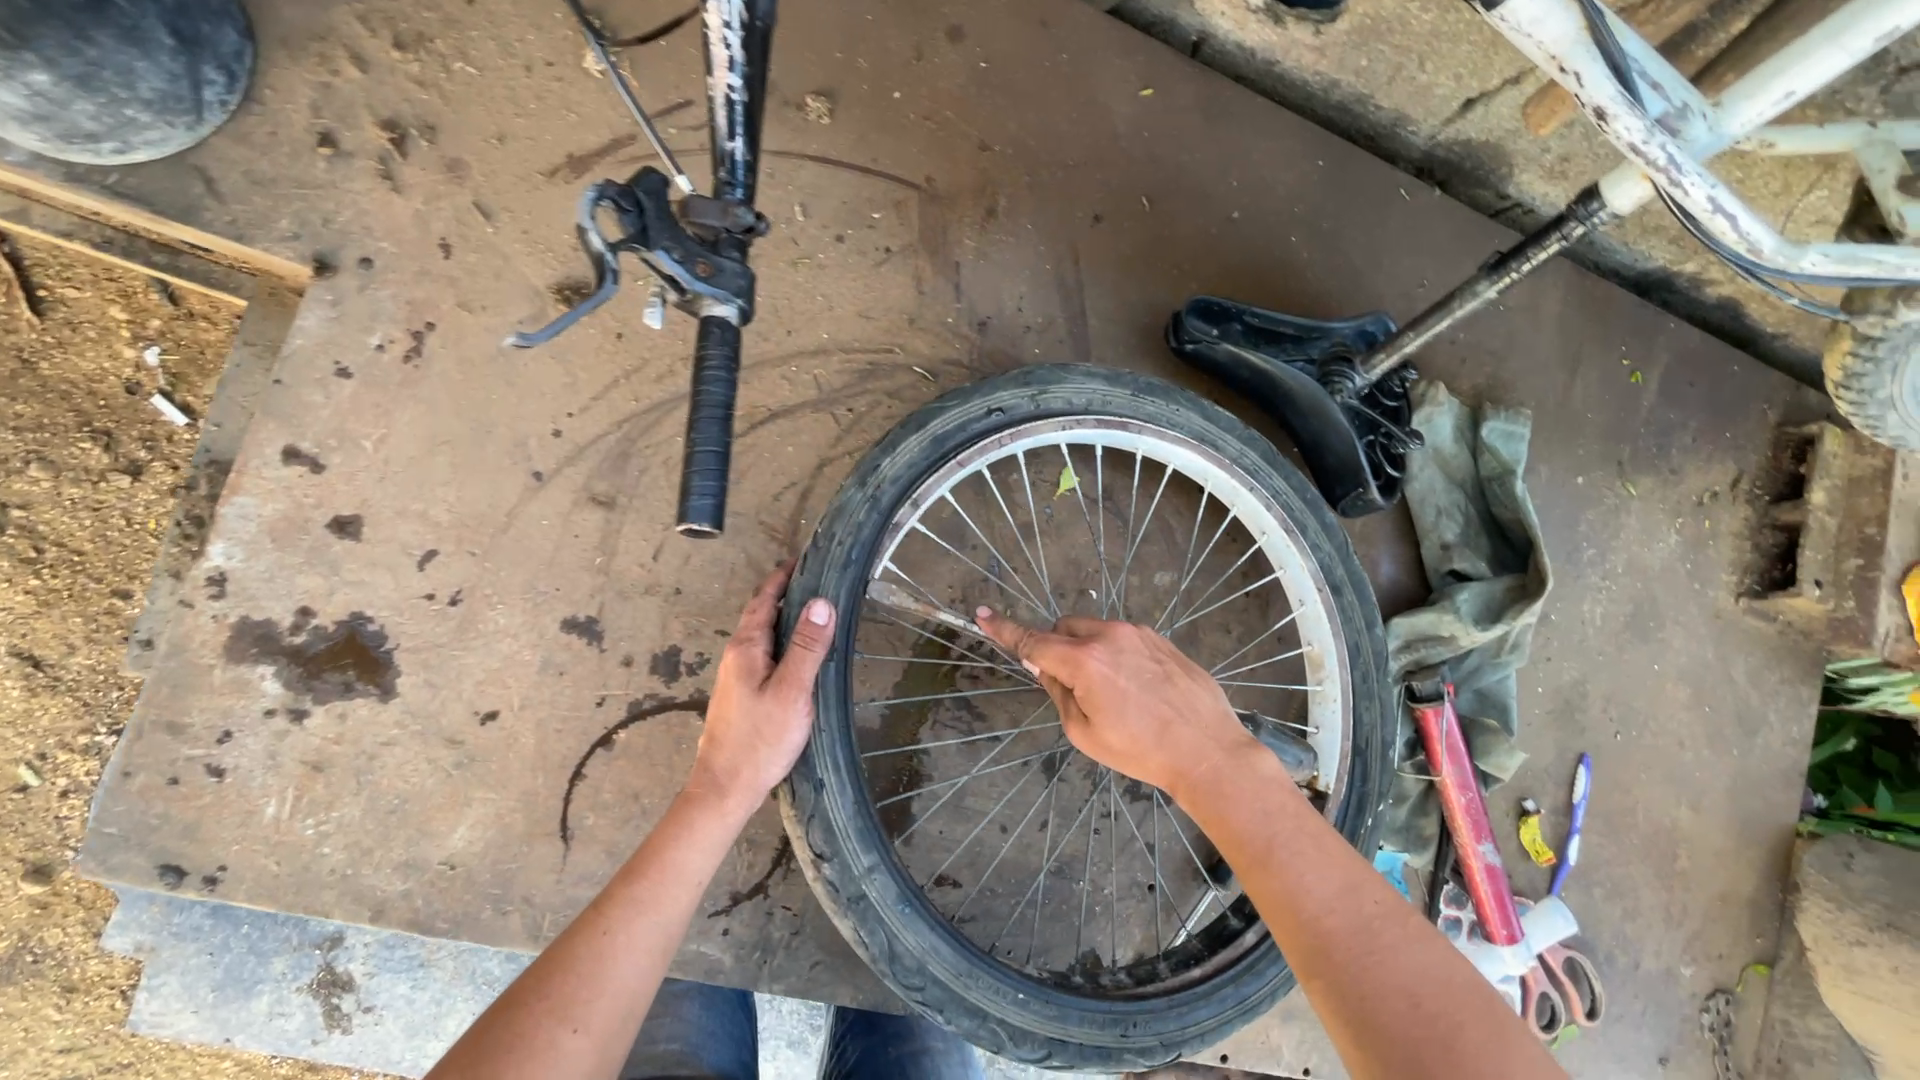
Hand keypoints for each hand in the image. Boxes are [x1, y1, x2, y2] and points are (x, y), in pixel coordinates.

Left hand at [687, 563, 835, 809]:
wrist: (725, 787)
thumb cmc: (760, 740)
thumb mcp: (792, 691)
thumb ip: (807, 647)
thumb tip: (821, 602)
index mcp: (746, 648)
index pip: (764, 599)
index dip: (783, 577)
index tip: (806, 560)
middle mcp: (736, 656)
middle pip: (761, 614)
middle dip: (787, 595)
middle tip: (819, 582)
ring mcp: (736, 677)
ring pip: (762, 636)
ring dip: (785, 620)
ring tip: (816, 614)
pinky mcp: (741, 695)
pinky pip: (764, 655)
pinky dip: (783, 643)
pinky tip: (800, 657)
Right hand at [975, 609, 1258, 803]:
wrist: (1206, 750)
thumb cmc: (1141, 751)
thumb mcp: (1084, 732)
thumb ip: (1058, 691)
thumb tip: (1043, 665)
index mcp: (1084, 662)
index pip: (1032, 641)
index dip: (1004, 630)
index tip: (983, 614)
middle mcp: (1110, 636)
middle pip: (1064, 629)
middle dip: (1057, 649)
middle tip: (1069, 686)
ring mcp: (1139, 634)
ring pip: (1095, 631)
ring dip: (1088, 651)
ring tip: (1113, 694)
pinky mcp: (1161, 640)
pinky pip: (1123, 638)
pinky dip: (1115, 654)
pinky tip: (1137, 689)